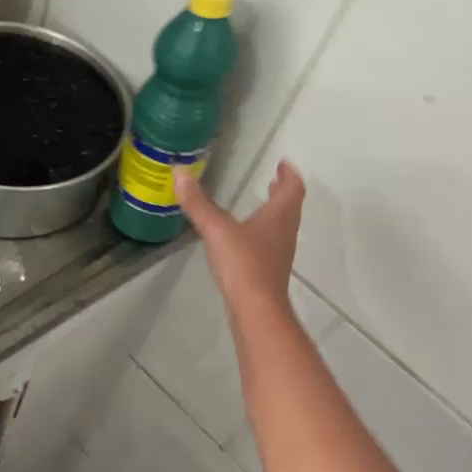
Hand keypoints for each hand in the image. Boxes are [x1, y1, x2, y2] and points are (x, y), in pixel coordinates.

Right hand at [175, 159, 305, 315]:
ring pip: (283, 225)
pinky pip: (272, 243)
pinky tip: (247, 238)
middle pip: (290, 206)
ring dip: (275, 212)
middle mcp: (284, 232)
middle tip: (274, 180)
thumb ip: (198, 203)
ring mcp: (279, 253)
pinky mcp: (270, 271)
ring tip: (262, 204)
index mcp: (278, 216)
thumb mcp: (216, 230)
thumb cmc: (243, 264)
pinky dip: (265, 232)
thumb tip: (180, 172)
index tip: (283, 163)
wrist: (256, 308)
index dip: (289, 174)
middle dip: (283, 191)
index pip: (292, 188)